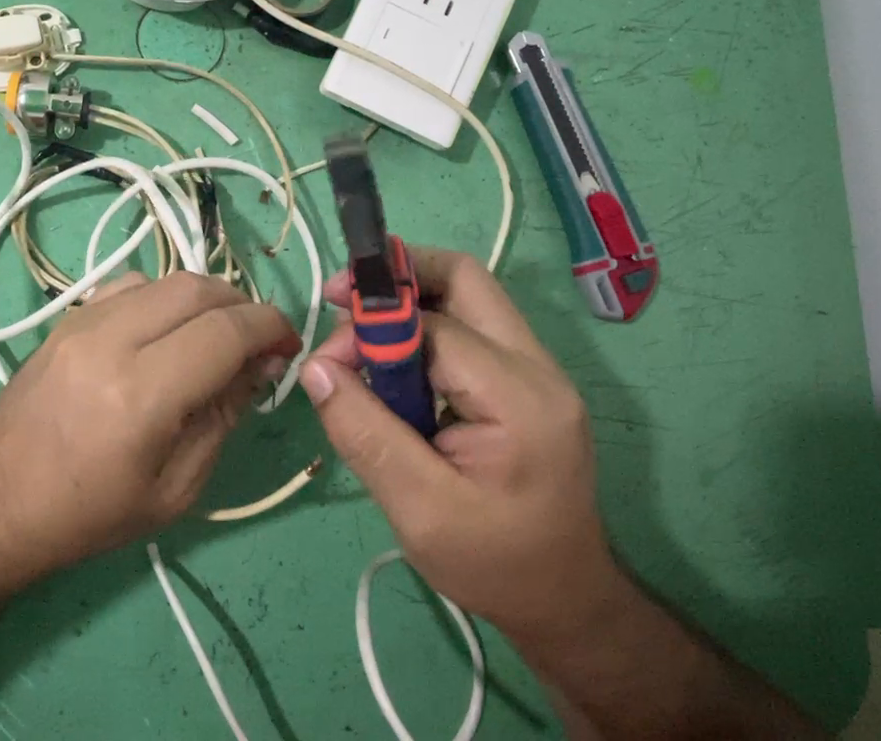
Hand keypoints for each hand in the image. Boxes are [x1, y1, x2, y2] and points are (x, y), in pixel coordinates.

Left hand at [0, 271, 300, 577]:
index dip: (270, 328)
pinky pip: (125, 286)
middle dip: (241, 306)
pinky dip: (159, 297)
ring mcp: (80, 324)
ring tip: (214, 336)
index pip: (226, 331)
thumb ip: (224, 416)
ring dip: (202, 298)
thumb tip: (261, 363)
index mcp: (142, 393)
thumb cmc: (91, 514)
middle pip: (196, 289)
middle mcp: (110, 342)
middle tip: (256, 342)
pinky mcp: (63, 321)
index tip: (288, 346)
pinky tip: (163, 331)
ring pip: (162, 279)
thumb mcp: (177, 487)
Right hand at [298, 245, 619, 640]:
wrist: (564, 600)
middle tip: (340, 303)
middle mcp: (537, 368)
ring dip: (408, 303)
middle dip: (394, 279)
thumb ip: (365, 432)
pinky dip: (424, 329)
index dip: (371, 330)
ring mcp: (537, 371)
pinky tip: (393, 367)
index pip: (435, 327)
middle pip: (463, 278)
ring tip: (360, 340)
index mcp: (518, 399)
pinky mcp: (526, 381)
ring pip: (467, 297)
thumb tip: (316, 368)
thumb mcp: (416, 508)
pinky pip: (470, 328)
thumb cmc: (492, 563)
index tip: (325, 362)